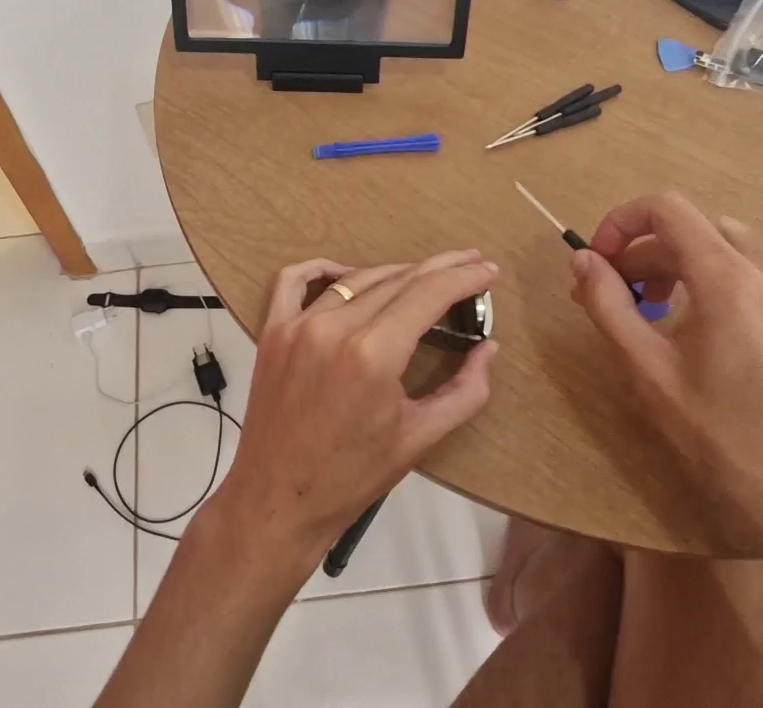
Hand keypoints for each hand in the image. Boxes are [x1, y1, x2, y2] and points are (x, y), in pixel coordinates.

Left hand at [211, 251, 500, 567]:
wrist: (277, 500)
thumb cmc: (351, 478)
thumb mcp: (420, 438)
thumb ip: (466, 391)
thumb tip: (489, 349)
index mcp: (373, 354)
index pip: (428, 294)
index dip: (463, 278)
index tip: (489, 271)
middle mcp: (334, 328)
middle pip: (397, 280)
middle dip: (440, 268)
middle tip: (470, 262)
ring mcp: (297, 326)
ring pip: (355, 279)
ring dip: (394, 272)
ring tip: (424, 275)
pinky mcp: (272, 331)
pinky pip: (293, 281)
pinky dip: (323, 269)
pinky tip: (349, 272)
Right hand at [570, 192, 762, 554]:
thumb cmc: (723, 439)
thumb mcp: (649, 372)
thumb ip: (609, 305)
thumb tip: (582, 259)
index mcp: (728, 279)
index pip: (666, 209)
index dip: (620, 223)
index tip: (599, 261)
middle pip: (696, 227)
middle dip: (648, 251)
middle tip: (621, 296)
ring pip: (733, 242)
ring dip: (688, 259)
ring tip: (667, 308)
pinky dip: (728, 274)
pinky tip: (716, 322)